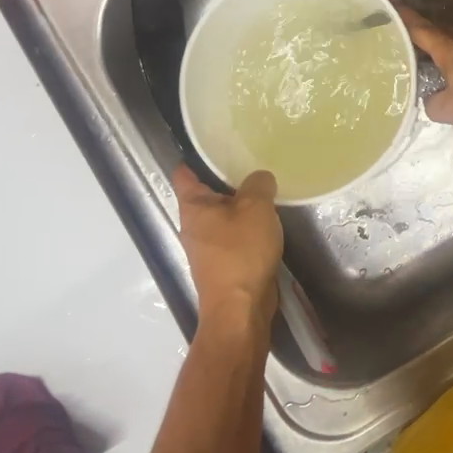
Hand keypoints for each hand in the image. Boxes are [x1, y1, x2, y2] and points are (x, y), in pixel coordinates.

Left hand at [173, 165, 281, 330]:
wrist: (241, 308)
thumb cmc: (242, 252)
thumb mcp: (256, 207)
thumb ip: (258, 184)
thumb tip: (260, 178)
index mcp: (193, 208)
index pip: (184, 174)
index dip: (196, 157)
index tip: (215, 143)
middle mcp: (194, 226)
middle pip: (206, 194)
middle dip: (226, 179)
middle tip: (252, 160)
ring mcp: (208, 248)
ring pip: (222, 215)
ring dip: (240, 204)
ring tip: (265, 188)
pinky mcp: (224, 264)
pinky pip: (234, 235)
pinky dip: (248, 226)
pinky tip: (268, 221)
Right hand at [396, 3, 452, 138]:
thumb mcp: (451, 111)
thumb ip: (432, 103)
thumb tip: (429, 99)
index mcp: (450, 47)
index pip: (419, 26)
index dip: (401, 14)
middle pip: (439, 32)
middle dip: (422, 34)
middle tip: (405, 38)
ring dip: (445, 49)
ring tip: (433, 61)